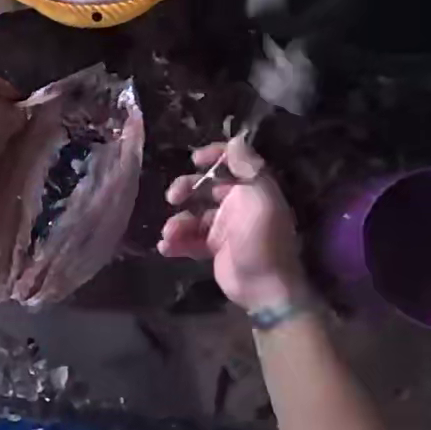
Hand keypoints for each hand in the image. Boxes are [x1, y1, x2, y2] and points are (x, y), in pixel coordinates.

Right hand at [158, 135, 303, 311]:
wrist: (264, 290)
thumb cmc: (264, 242)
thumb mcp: (261, 202)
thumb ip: (249, 170)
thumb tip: (236, 139)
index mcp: (251, 192)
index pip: (233, 163)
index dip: (215, 156)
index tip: (195, 160)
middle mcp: (236, 206)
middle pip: (203, 187)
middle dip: (184, 189)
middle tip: (173, 198)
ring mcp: (222, 228)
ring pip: (191, 214)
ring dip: (176, 222)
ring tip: (170, 235)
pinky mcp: (211, 249)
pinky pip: (187, 238)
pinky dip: (175, 242)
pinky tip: (166, 247)